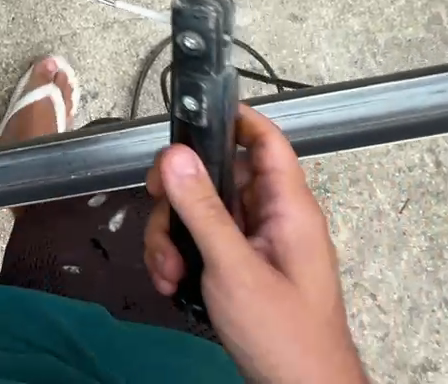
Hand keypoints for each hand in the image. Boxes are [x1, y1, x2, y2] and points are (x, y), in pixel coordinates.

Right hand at [143, 105, 366, 383]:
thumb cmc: (283, 335)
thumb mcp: (234, 268)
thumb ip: (203, 209)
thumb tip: (174, 153)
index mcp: (287, 209)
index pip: (265, 141)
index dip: (232, 117)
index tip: (187, 114)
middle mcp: (269, 217)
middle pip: (211, 175)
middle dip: (176, 197)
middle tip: (160, 212)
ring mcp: (251, 241)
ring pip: (195, 210)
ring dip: (169, 236)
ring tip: (168, 270)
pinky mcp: (234, 263)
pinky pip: (194, 239)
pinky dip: (175, 255)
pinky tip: (172, 282)